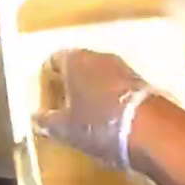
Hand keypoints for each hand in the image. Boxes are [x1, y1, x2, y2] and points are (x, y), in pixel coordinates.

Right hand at [33, 49, 152, 167]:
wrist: (149, 128)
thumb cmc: (98, 124)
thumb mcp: (65, 129)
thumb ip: (47, 121)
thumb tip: (35, 118)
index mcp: (74, 60)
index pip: (54, 59)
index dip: (48, 76)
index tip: (46, 94)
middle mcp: (97, 55)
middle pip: (77, 64)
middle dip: (70, 81)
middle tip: (63, 105)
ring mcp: (120, 64)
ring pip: (97, 71)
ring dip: (91, 87)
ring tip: (86, 112)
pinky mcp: (138, 78)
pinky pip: (115, 82)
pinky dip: (108, 93)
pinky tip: (108, 114)